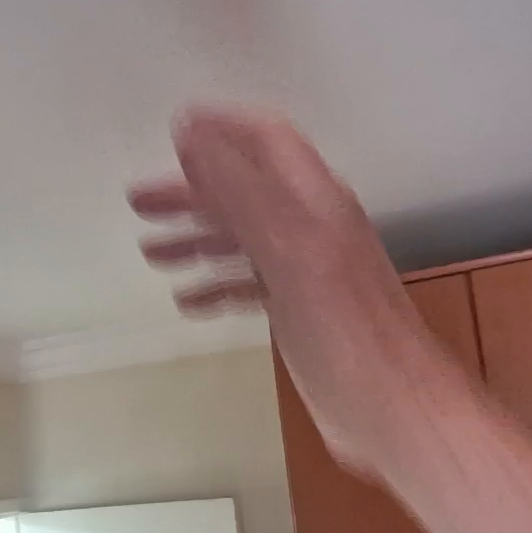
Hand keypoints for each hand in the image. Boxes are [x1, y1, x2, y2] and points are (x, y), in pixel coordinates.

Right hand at [128, 107, 456, 473]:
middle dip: (192, 193)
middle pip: (245, 192)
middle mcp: (310, 228)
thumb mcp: (290, 250)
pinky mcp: (301, 313)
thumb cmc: (343, 329)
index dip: (222, 128)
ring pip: (244, 240)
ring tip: (152, 251)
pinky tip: (189, 303)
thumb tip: (192, 133)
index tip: (173, 127)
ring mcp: (307, 272)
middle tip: (140, 202)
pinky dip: (218, 287)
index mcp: (313, 202)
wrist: (392, 405)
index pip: (266, 140)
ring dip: (198, 240)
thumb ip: (241, 191)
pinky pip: (251, 286)